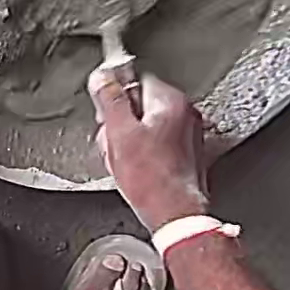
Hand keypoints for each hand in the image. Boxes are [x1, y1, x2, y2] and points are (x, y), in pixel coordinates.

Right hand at [89, 65, 210, 228]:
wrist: (173, 212)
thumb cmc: (150, 177)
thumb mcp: (119, 132)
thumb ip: (110, 100)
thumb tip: (102, 77)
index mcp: (171, 102)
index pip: (134, 81)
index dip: (114, 99)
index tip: (106, 115)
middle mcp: (185, 113)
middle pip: (139, 104)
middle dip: (120, 121)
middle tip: (114, 141)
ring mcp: (187, 134)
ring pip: (145, 124)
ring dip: (128, 138)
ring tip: (124, 158)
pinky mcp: (185, 152)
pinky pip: (155, 142)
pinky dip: (141, 151)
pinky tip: (135, 166)